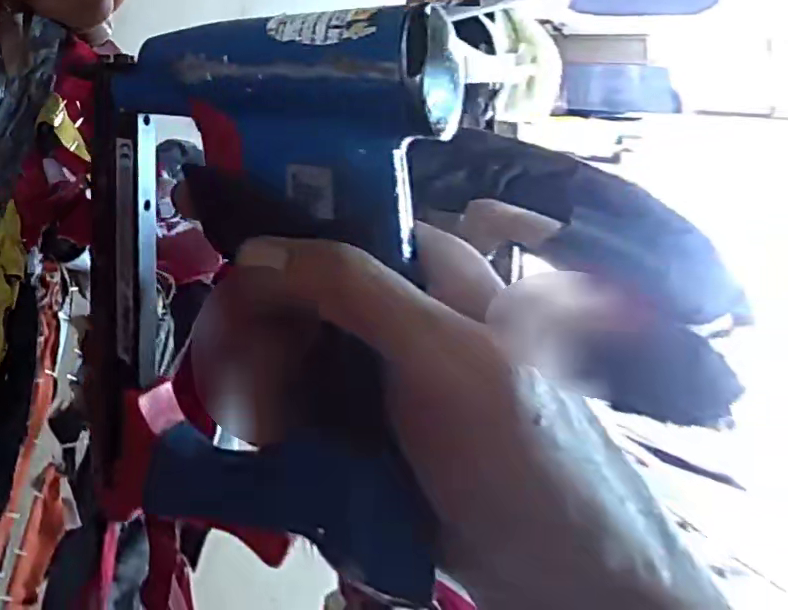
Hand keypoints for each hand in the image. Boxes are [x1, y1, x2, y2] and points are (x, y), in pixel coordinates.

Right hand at [231, 236, 725, 609]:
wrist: (567, 591)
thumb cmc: (528, 461)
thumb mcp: (450, 359)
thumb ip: (356, 288)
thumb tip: (252, 249)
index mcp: (428, 267)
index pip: (329, 215)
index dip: (271, 222)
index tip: (220, 245)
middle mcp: (390, 300)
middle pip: (289, 277)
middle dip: (255, 313)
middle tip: (236, 349)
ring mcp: (367, 355)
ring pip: (278, 329)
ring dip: (254, 361)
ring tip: (253, 403)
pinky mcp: (351, 404)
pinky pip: (284, 379)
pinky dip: (264, 395)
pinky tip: (265, 422)